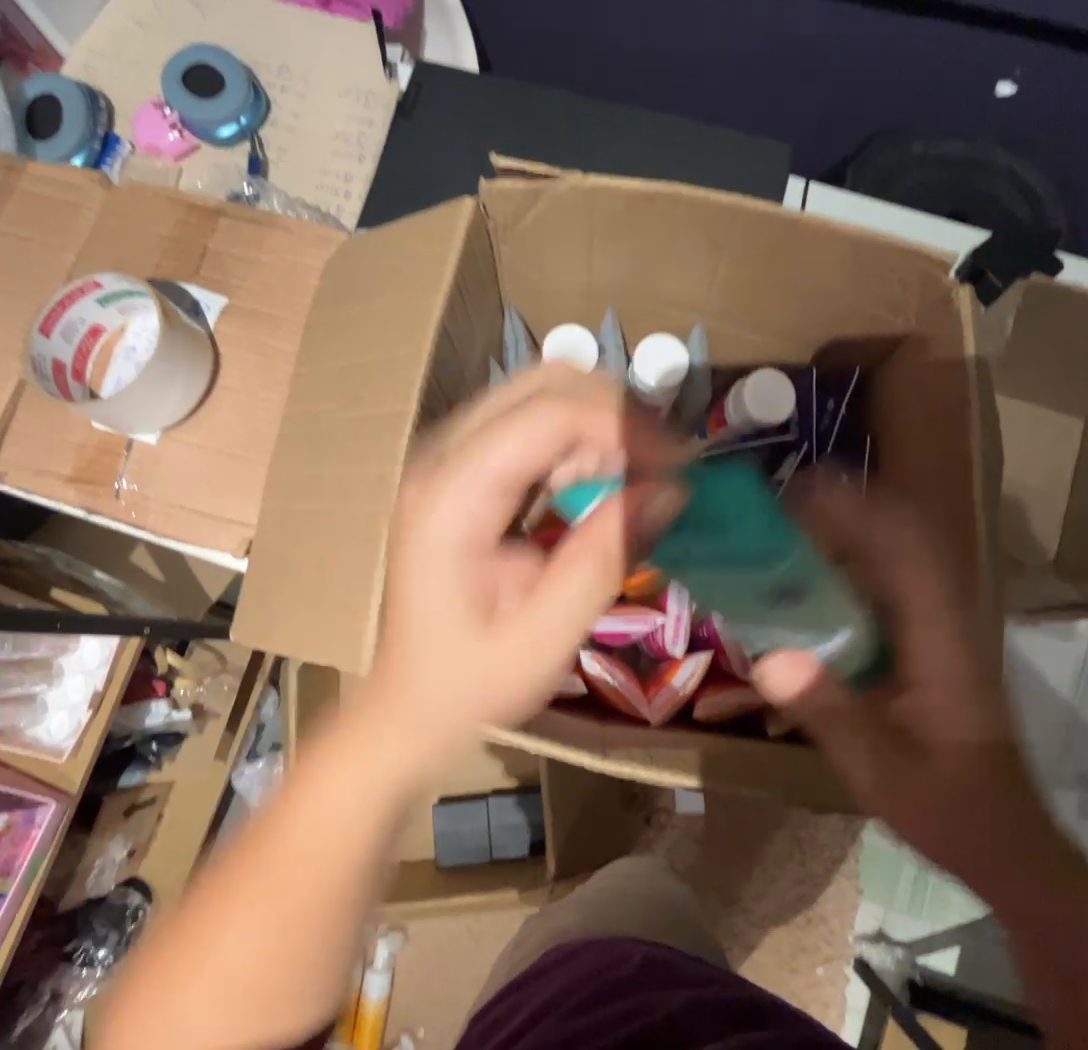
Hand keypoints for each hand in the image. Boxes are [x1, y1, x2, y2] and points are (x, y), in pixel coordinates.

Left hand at [368, 365, 687, 758]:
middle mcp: (443, 459)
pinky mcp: (462, 471)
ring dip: (596, 425)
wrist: (409, 706)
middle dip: (614, 413)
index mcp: (452, 497)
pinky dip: (575, 442)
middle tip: (660, 468)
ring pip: (538, 394)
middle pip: (542, 383)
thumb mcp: (546, 635)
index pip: (548, 414)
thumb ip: (604, 556)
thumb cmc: (470, 684)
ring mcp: (448, 459)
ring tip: (628, 483)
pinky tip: (591, 489)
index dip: (623, 426)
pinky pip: (529, 425)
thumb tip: (668, 490)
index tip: (679, 465)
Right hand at [751, 473, 1080, 890]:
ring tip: (794, 527)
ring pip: (904, 556)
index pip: (905, 549)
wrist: (1006, 842)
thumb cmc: (947, 807)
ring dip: (855, 531)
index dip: (856, 510)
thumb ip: (827, 710)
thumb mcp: (878, 768)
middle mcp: (950, 619)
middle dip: (850, 508)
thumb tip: (766, 656)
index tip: (801, 492)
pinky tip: (817, 580)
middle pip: (907, 537)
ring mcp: (947, 630)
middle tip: (786, 504)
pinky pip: (897, 585)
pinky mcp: (937, 645)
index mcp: (942, 638)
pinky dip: (859, 565)